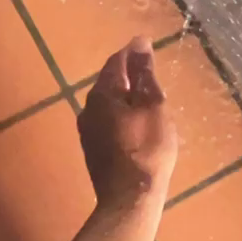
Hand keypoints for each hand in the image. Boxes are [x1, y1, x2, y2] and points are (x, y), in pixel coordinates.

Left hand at [79, 37, 177, 206]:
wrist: (130, 198)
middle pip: (108, 82)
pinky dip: (121, 115)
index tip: (147, 46)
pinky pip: (106, 121)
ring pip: (106, 103)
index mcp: (103, 93)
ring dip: (124, 97)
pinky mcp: (93, 150)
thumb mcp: (153, 106)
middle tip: (149, 73)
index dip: (132, 52)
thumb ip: (145, 74)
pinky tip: (134, 124)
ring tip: (145, 99)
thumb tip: (139, 42)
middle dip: (128, 74)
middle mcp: (88, 108)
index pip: (116, 62)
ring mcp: (88, 131)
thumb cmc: (148, 148)